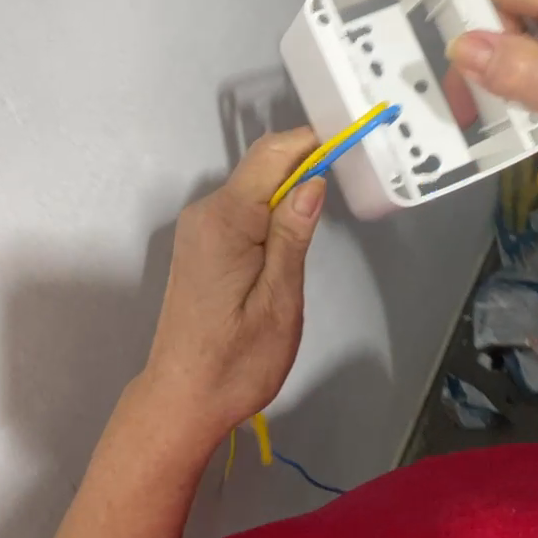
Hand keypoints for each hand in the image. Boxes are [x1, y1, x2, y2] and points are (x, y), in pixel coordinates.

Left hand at [138, 129, 325, 446]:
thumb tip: (313, 180)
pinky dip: (272, 207)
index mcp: (225, 220)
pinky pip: (242, 208)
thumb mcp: (279, 301)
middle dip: (305, 161)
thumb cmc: (237, 361)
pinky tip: (294, 227)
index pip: (272, 155)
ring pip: (253, 186)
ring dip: (290, 186)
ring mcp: (199, 227)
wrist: (182, 399)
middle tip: (352, 169)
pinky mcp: (201, 244)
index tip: (354, 137)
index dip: (313, 141)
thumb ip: (292, 235)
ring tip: (331, 200)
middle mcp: (205, 212)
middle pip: (261, 166)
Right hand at [447, 0, 537, 180]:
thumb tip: (458, 47)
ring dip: (510, 95)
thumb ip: (517, 70)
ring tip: (507, 127)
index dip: (476, 36)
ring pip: (520, 59)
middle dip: (491, 73)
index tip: (459, 82)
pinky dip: (530, 106)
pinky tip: (534, 131)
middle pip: (507, 30)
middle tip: (475, 115)